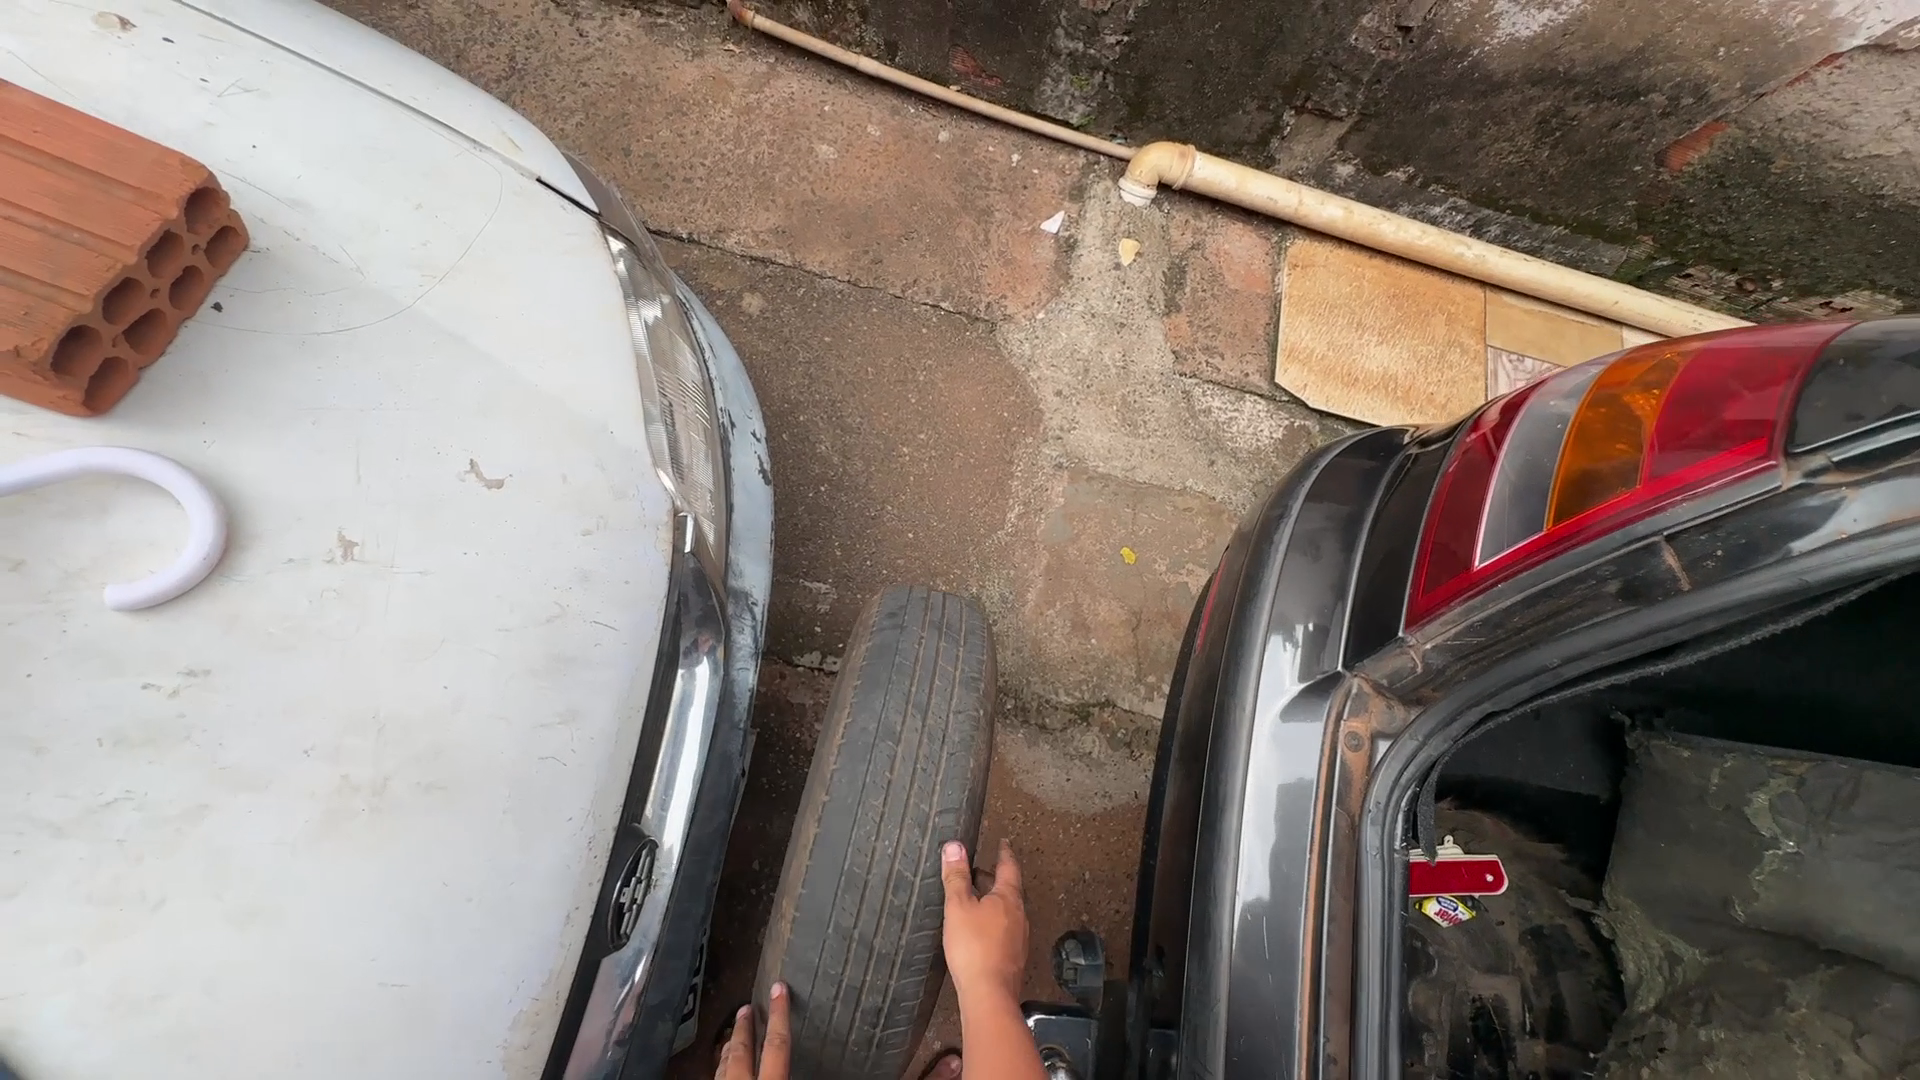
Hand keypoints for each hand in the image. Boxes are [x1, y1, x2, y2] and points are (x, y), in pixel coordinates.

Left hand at [717, 981, 790, 1079]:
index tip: (779, 988)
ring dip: (729, 1047)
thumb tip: (816, 1069)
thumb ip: (799, 1076)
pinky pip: (714, 1079)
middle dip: (744, 1027)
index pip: (777, 1043)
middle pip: (743, 1049)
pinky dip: (719, 1069)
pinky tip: (720, 1069)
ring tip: (731, 1036)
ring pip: (723, 1064)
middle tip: (746, 1008)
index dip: (779, 1013)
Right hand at [940, 839, 1027, 1004]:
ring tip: (976, 900)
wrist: (989, 996)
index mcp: (1008, 897)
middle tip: (979, 871)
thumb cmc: (974, 948)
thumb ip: (956, 876)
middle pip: (1008, 889)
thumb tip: (954, 846)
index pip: (1009, 866)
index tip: (1003, 843)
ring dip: (993, 901)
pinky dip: (993, 922)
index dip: (1004, 852)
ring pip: (1006, 910)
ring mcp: (1019, 938)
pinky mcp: (1013, 957)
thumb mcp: (958, 906)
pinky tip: (980, 931)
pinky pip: (1004, 930)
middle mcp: (1019, 915)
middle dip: (993, 878)